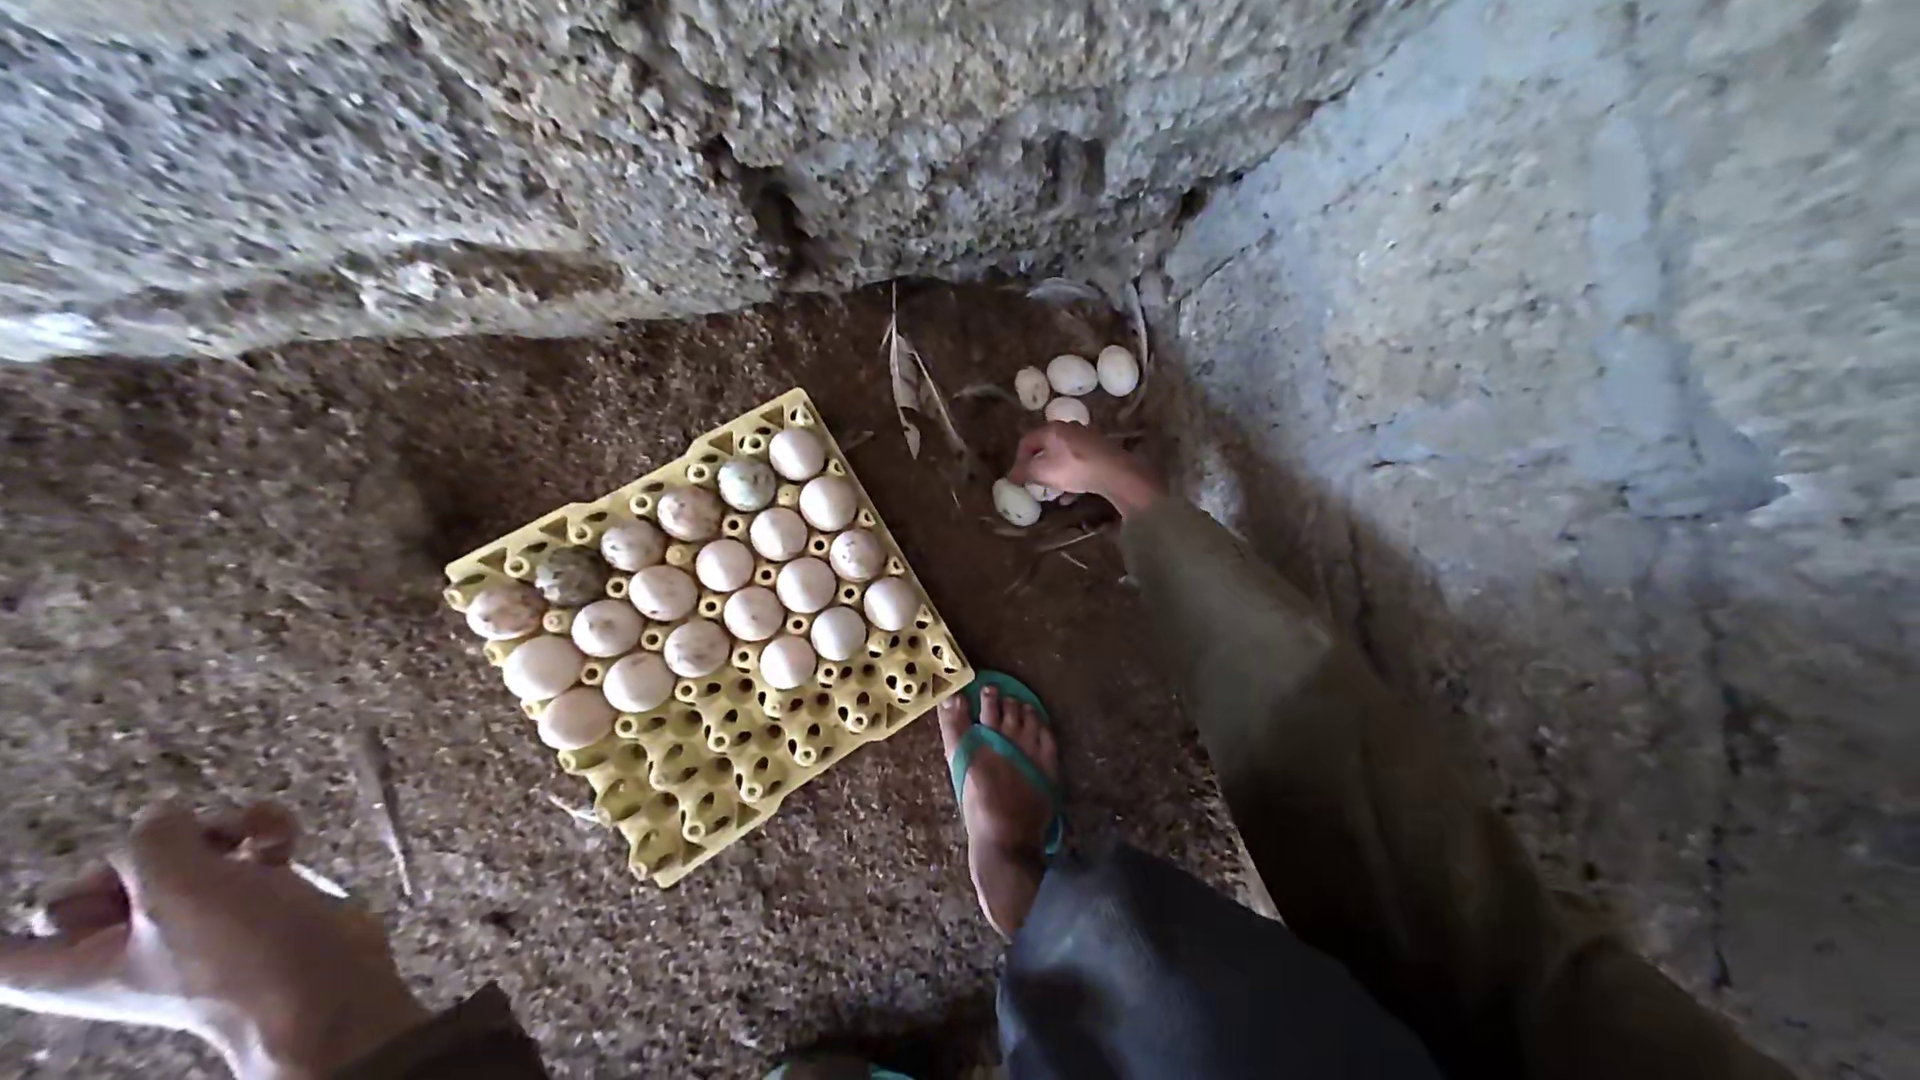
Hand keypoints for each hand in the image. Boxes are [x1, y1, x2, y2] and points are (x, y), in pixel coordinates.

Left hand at [0, 802, 428, 1079]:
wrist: (325, 977)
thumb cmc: (237, 950)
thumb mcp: (183, 886)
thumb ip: (156, 841)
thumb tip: (160, 814)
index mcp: (72, 965)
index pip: (2, 947)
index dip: (7, 915)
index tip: (49, 882)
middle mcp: (124, 946)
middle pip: (111, 879)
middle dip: (165, 845)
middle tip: (199, 839)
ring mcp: (195, 925)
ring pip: (191, 858)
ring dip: (228, 831)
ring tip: (257, 832)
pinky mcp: (254, 907)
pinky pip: (246, 858)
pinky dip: (265, 839)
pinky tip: (285, 838)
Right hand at [1009, 422, 1165, 516]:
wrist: (1115, 472)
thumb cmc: (1073, 468)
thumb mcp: (1042, 472)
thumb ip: (1023, 472)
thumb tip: (1010, 475)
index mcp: (1052, 429)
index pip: (1027, 440)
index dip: (1019, 459)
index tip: (1019, 476)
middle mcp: (1069, 428)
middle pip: (1046, 447)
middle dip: (1038, 467)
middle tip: (1035, 483)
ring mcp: (1087, 438)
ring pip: (1064, 456)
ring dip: (1055, 474)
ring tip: (1053, 491)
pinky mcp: (1101, 450)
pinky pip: (1079, 463)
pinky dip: (1072, 477)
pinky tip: (1071, 495)